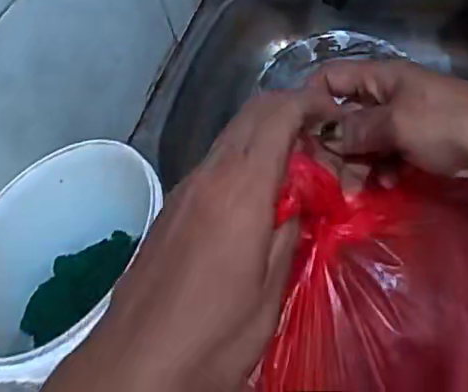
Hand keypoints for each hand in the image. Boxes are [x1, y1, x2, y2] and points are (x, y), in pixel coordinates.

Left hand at [46, 88, 339, 391]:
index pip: (276, 114)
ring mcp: (187, 185)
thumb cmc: (212, 335)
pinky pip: (218, 159)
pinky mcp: (174, 203)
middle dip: (291, 110)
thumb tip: (304, 196)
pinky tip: (259, 192)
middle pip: (253, 112)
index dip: (308, 102)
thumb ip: (291, 231)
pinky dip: (246, 156)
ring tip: (299, 165)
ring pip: (234, 133)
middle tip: (323, 136)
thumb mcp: (269, 293)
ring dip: (268, 133)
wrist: (132, 365)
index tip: (335, 112)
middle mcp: (211, 171)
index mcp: (240, 186)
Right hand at [312, 60, 467, 176]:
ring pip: (369, 137)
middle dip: (337, 140)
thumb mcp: (395, 123)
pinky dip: (382, 170)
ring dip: (359, 161)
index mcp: (382, 76)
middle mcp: (391, 93)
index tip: (301, 132)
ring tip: (356, 189)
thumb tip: (327, 135)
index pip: (333, 75)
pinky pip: (390, 155)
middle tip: (328, 174)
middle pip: (349, 111)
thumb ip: (357, 129)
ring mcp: (409, 120)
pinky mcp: (424, 146)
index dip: (314, 98)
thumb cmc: (446, 125)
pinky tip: (382, 188)